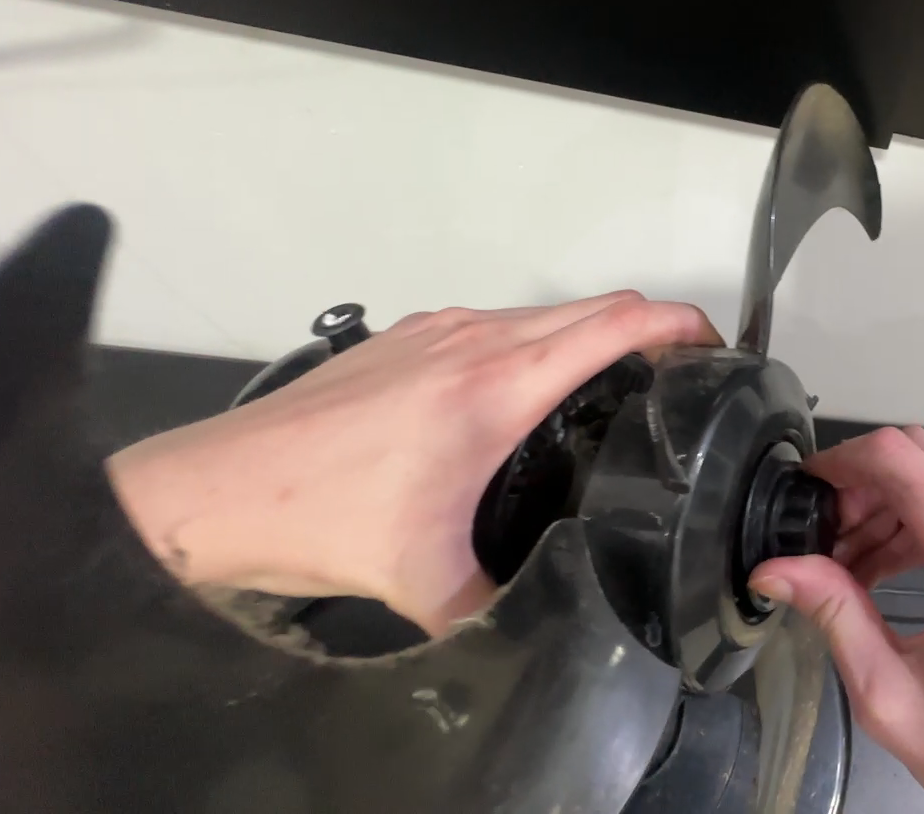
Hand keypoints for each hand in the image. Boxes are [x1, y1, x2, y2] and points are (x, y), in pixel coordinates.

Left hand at [105, 292, 718, 634]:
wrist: (209, 491)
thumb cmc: (328, 521)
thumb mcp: (428, 582)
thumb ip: (504, 602)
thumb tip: (556, 620)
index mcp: (502, 385)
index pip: (619, 323)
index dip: (681, 323)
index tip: (714, 347)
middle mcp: (484, 337)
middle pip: (601, 303)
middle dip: (656, 324)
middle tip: (683, 370)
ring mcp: (448, 326)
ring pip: (555, 307)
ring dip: (599, 329)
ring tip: (617, 378)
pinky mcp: (417, 330)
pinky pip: (510, 318)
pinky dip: (547, 336)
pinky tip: (530, 386)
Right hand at [748, 427, 923, 813]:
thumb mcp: (888, 689)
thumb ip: (832, 612)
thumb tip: (777, 570)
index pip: (898, 457)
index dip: (842, 459)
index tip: (807, 483)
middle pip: (920, 452)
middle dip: (862, 480)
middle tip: (824, 531)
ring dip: (887, 502)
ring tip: (845, 565)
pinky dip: (917, 519)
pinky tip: (881, 569)